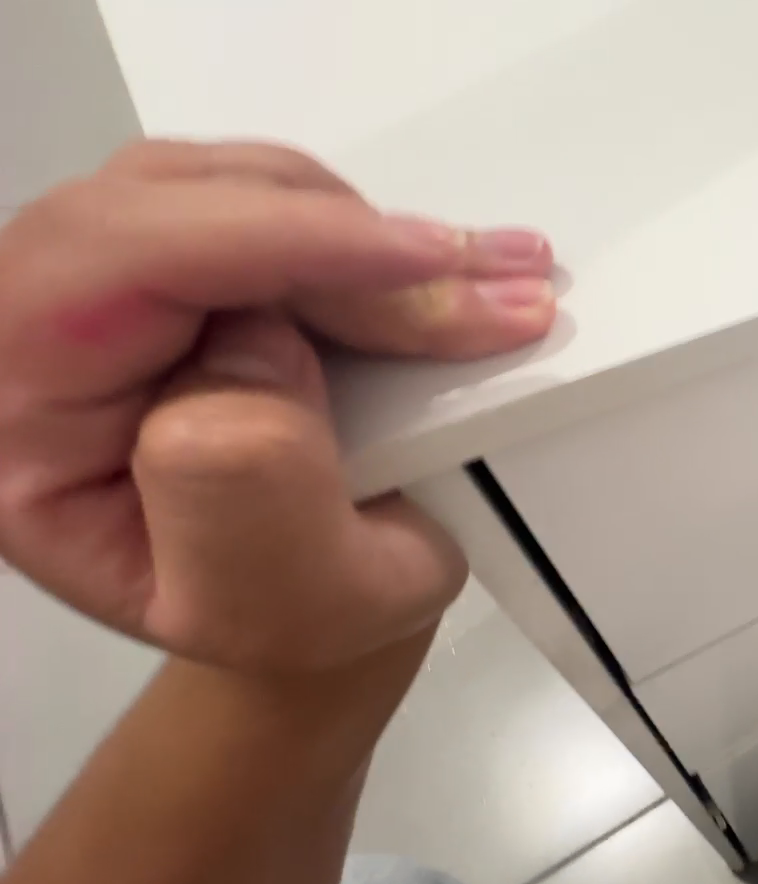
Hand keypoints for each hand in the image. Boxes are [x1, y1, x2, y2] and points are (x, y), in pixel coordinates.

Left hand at [0, 140, 557, 671]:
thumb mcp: (290, 600)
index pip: (124, 260)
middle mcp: (43, 329)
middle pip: (190, 206)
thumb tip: (268, 345)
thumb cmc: (312, 615)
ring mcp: (124, 298)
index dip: (288, 242)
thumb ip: (247, 494)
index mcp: (16, 410)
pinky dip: (377, 235)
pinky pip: (280, 211)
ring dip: (381, 232)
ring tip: (495, 284)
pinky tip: (449, 271)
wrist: (329, 602)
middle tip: (506, 298)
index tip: (439, 265)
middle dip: (367, 244)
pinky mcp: (203, 287)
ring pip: (238, 190)